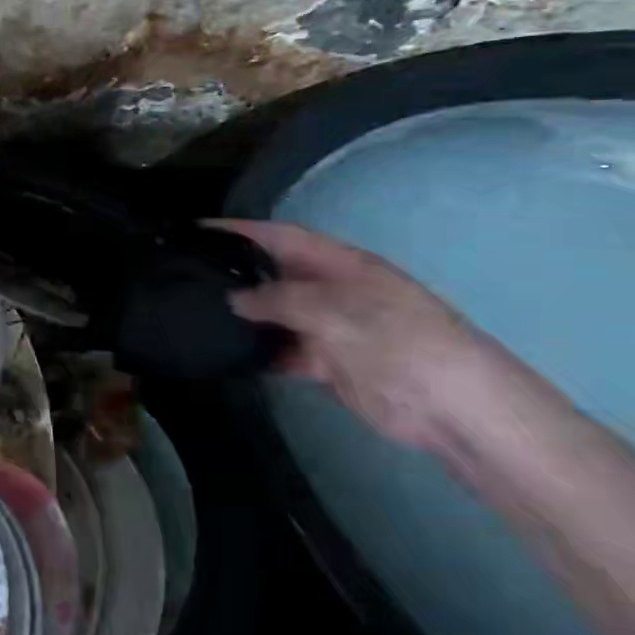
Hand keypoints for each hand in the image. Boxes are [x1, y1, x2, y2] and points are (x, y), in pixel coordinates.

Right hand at [213, 220, 526, 451]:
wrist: (447, 403)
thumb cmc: (395, 338)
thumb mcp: (334, 309)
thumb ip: (280, 300)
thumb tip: (233, 298)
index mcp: (336, 263)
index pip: (279, 237)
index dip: (240, 231)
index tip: (198, 231)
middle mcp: (329, 289)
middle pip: (275, 274)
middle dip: (237, 273)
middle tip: (187, 277)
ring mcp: (329, 327)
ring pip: (277, 316)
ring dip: (246, 317)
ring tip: (197, 315)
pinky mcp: (329, 364)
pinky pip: (286, 352)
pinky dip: (262, 353)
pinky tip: (230, 354)